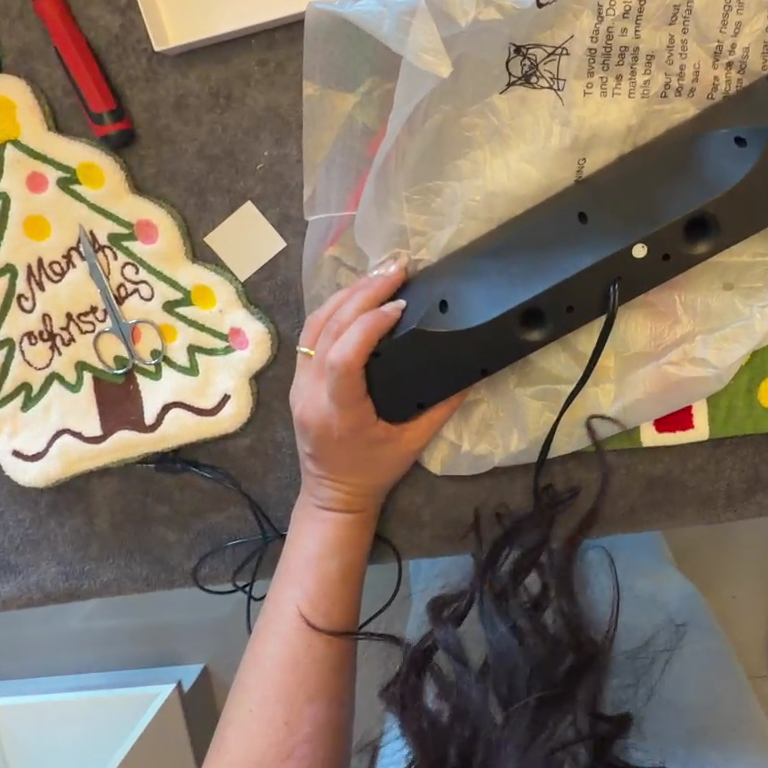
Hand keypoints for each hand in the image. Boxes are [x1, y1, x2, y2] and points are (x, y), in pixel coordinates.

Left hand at [290, 253, 463, 520]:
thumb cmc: (374, 473)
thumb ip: (440, 406)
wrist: (331, 496)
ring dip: (347, 294)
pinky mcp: (297, 379)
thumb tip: (470, 370)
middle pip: (327, 330)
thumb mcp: (413, 444)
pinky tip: (358, 293)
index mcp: (340, 414)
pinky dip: (335, 307)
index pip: (344, 359)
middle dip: (362, 294)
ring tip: (380, 273)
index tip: (400, 306)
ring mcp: (298, 384)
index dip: (368, 325)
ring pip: (314, 325)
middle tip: (396, 270)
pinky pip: (311, 333)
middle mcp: (311, 394)